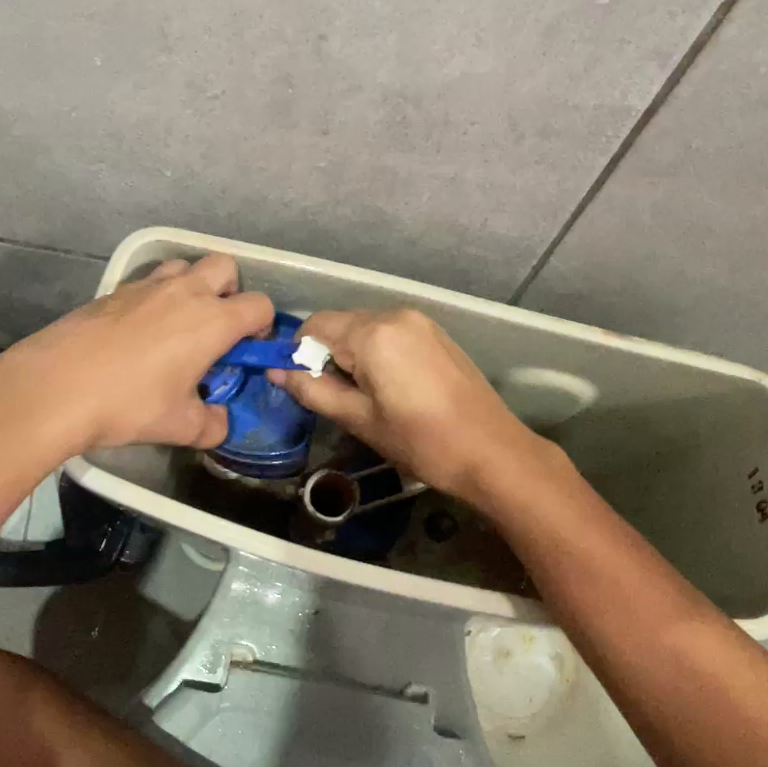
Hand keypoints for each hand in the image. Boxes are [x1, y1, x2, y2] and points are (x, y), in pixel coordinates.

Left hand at [0, 254, 273, 456]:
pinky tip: (139, 334)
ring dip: (192, 287)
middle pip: (225, 267)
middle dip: (230, 291)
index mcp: (212, 320)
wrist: (54, 388)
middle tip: (216, 329)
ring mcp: (145, 287)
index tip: (248, 350)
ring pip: (184, 266)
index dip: (262, 326)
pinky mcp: (113, 291)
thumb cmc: (128, 405)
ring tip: (178, 325)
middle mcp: (184, 292)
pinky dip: (155, 299)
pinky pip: (147, 283)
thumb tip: (220, 422)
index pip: (259, 304)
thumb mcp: (179, 427)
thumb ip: (212, 424)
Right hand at [267, 308, 553, 505]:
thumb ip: (314, 390)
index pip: (314, 327)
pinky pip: (391, 334)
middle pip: (340, 325)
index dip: (300, 356)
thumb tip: (276, 372)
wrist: (491, 451)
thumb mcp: (359, 420)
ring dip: (354, 357)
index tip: (307, 389)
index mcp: (373, 333)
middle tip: (341, 401)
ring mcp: (420, 321)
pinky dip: (379, 354)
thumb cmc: (422, 442)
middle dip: (330, 357)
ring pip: (365, 329)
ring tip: (369, 399)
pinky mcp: (436, 333)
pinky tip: (393, 390)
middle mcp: (395, 314)